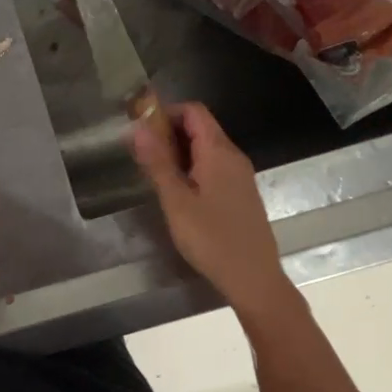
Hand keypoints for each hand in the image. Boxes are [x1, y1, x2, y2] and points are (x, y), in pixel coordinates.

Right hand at [132, 102, 295, 314]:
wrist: (254, 279)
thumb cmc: (211, 239)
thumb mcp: (176, 201)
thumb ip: (157, 162)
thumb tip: (137, 127)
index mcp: (219, 152)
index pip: (194, 111)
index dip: (165, 112)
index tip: (139, 128)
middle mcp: (233, 156)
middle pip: (200, 127)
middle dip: (169, 132)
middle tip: (140, 153)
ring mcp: (240, 176)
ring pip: (206, 148)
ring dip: (179, 151)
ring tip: (154, 172)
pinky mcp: (240, 193)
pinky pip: (213, 166)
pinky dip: (192, 167)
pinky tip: (177, 191)